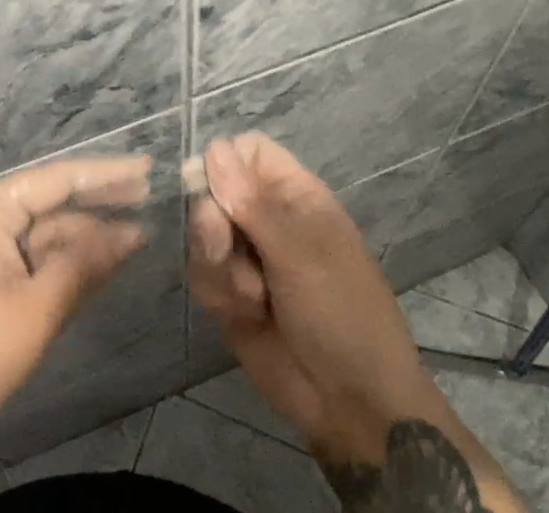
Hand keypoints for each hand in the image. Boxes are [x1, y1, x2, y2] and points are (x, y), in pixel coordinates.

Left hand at [0, 155, 152, 445]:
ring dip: (85, 238)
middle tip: (153, 198)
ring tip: (138, 239)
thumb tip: (135, 232)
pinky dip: (62, 260)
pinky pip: (30, 254)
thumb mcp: (39, 306)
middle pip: (51, 201)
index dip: (108, 174)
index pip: (59, 178)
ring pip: (44, 231)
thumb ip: (86, 262)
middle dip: (100, 203)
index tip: (149, 169)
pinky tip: (99, 264)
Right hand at [188, 134, 432, 460]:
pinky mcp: (228, 293)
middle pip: (210, 193)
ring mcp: (245, 257)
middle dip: (212, 226)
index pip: (244, 152)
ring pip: (200, 237)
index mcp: (295, 195)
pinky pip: (200, 275)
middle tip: (225, 250)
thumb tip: (212, 147)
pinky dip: (218, 294)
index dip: (222, 165)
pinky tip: (247, 315)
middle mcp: (266, 219)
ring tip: (254, 299)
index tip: (211, 192)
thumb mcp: (301, 253)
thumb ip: (252, 203)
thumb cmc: (341, 313)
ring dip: (220, 270)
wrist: (349, 401)